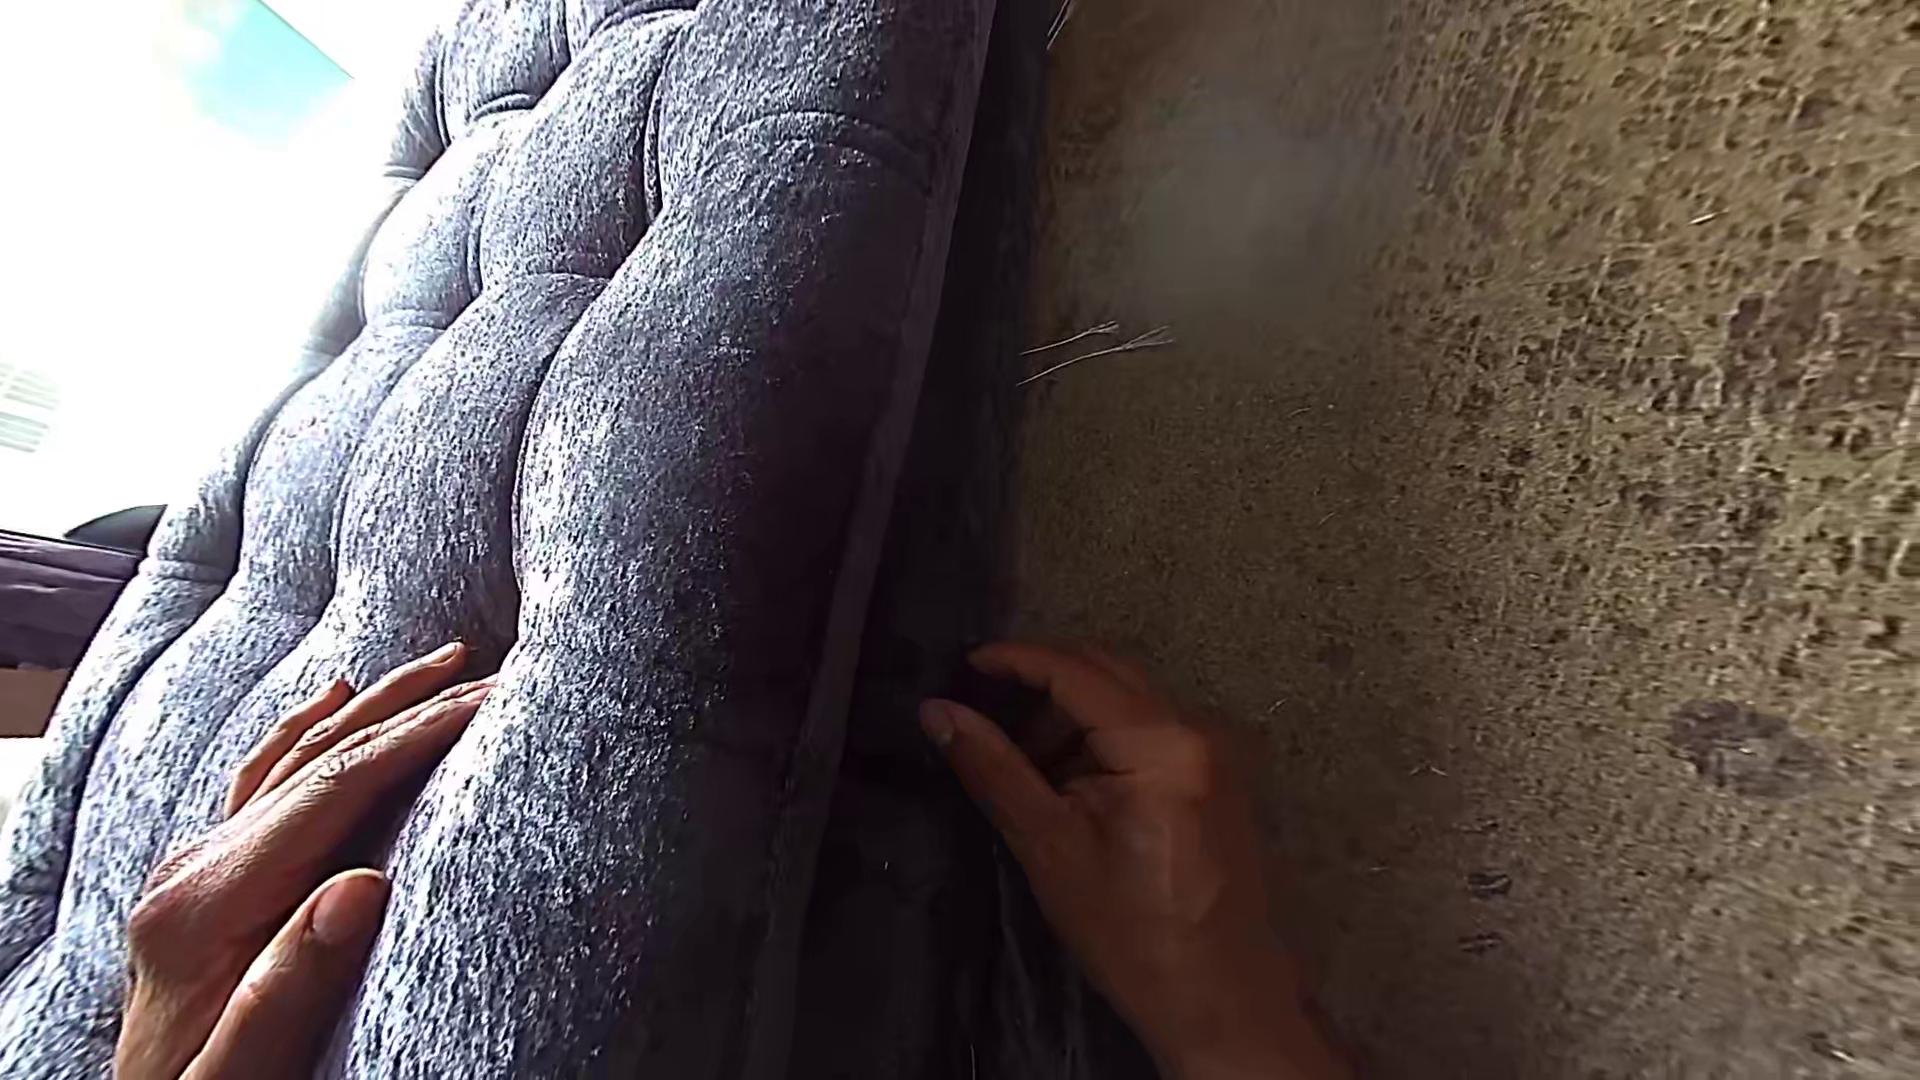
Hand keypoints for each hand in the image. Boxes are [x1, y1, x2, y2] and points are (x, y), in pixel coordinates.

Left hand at [116, 642, 489, 1079]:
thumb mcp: (245, 1072)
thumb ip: (290, 988)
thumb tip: (358, 888)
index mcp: (208, 900)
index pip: (340, 782)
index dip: (423, 730)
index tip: (492, 700)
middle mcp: (201, 861)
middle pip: (333, 749)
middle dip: (424, 702)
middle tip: (499, 673)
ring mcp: (206, 855)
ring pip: (309, 744)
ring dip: (386, 695)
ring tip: (451, 658)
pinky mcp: (221, 860)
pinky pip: (270, 769)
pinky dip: (310, 722)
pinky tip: (339, 691)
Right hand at [920, 642, 1347, 1079]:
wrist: (1228, 1006)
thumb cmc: (1132, 935)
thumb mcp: (1048, 846)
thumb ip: (991, 766)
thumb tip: (935, 711)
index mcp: (1161, 744)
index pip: (1076, 670)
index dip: (1016, 658)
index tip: (968, 663)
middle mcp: (1195, 725)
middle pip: (1103, 667)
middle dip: (1040, 678)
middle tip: (987, 700)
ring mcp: (1211, 743)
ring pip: (1122, 690)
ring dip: (1068, 710)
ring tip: (1027, 758)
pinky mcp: (1212, 764)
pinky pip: (1142, 720)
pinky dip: (1097, 732)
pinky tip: (1071, 776)